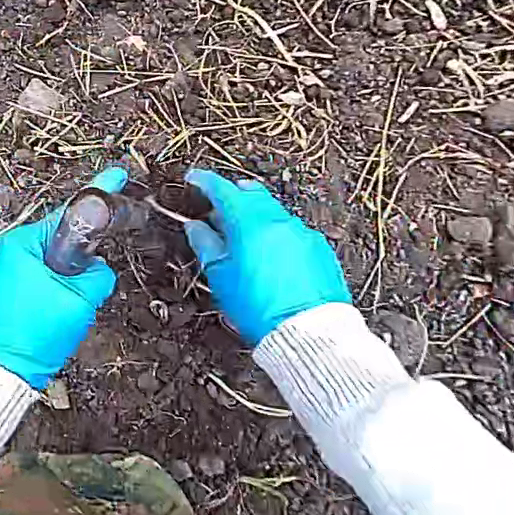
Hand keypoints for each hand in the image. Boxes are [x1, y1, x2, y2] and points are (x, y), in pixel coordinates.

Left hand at [0, 167, 128, 387]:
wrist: (4, 368)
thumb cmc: (34, 332)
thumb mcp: (80, 298)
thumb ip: (98, 274)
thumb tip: (100, 267)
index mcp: (26, 242)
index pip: (69, 210)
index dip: (98, 193)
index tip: (117, 176)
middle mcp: (18, 247)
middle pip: (66, 231)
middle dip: (90, 242)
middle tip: (114, 239)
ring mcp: (18, 265)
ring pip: (62, 254)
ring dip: (79, 267)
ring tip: (83, 293)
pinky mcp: (22, 283)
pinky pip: (54, 270)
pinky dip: (69, 279)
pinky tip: (76, 297)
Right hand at [183, 168, 351, 345]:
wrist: (309, 335)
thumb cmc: (260, 309)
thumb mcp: (221, 277)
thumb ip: (205, 245)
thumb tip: (196, 228)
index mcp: (251, 223)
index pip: (223, 190)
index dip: (204, 182)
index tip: (194, 179)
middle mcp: (279, 221)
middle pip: (252, 194)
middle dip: (232, 197)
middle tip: (216, 211)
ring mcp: (302, 233)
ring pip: (272, 213)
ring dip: (254, 218)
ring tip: (241, 240)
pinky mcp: (319, 249)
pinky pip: (291, 232)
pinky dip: (275, 236)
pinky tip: (268, 258)